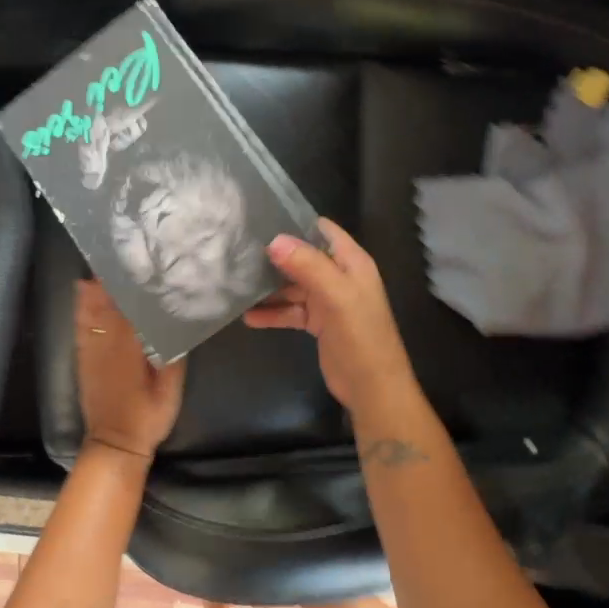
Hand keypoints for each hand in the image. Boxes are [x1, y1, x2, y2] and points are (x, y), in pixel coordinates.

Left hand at [77, 280, 186, 459]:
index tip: (141, 265)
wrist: (115, 443)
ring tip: (104, 264)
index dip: (134, 285)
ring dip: (96, 288)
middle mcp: (106, 343)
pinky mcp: (83, 358)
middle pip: (107, 303)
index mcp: (129, 348)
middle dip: (114, 280)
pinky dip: (83, 306)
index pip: (129, 307)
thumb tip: (176, 323)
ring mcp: (90, 350)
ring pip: (90, 311)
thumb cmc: (148, 417)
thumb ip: (173, 355)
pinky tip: (85, 290)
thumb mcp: (170, 389)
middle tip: (125, 257)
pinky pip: (81, 326)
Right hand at [245, 218, 418, 420]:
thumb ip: (308, 266)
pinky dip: (272, 312)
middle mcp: (339, 276)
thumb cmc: (360, 338)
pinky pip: (290, 311)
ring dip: (268, 286)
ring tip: (235, 283)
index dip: (293, 222)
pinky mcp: (318, 323)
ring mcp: (328, 300)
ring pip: (292, 285)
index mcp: (351, 262)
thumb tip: (273, 240)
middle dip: (273, 254)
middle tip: (237, 251)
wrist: (373, 388)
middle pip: (302, 257)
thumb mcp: (336, 297)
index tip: (258, 219)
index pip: (321, 230)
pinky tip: (248, 316)